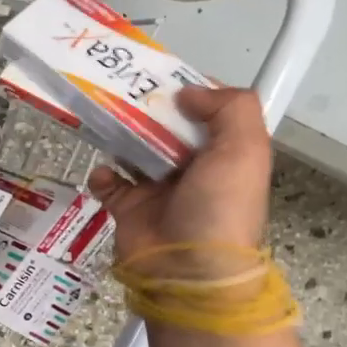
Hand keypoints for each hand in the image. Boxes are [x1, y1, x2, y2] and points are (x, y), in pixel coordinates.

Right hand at [87, 86, 272, 259]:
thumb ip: (229, 109)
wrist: (187, 267)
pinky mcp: (128, 207)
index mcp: (227, 152)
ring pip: (134, 151)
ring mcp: (158, 188)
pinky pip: (108, 183)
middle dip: (147, 112)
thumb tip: (188, 92)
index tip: (162, 79)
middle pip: (167, 129)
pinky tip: (103, 172)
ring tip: (103, 125)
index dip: (189, 93)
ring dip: (120, 138)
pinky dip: (102, 175)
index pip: (209, 112)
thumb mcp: (244, 150)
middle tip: (122, 96)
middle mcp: (194, 167)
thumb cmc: (219, 207)